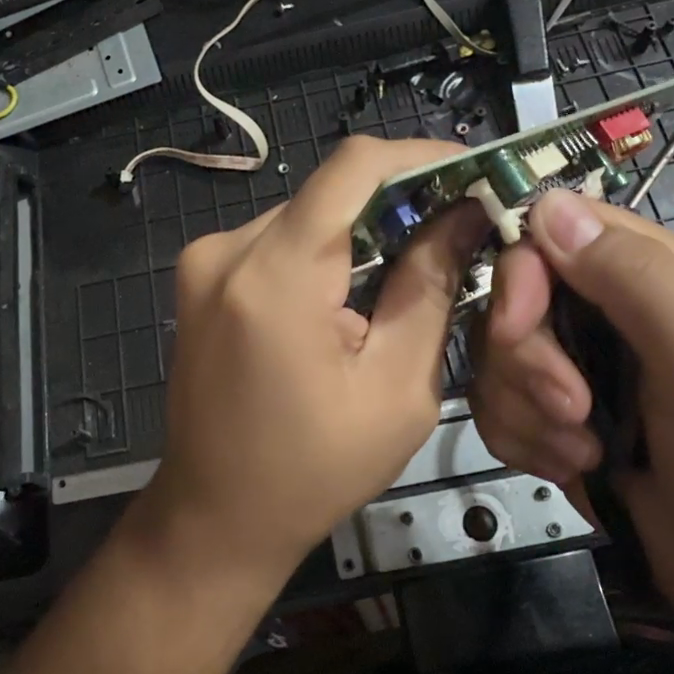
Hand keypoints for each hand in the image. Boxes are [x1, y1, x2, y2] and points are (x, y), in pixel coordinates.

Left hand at [137, 137, 484, 580]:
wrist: (216, 517)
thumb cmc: (314, 469)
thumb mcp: (396, 387)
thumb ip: (428, 287)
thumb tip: (464, 216)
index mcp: (274, 273)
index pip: (353, 167)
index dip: (419, 156)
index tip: (472, 174)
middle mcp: (227, 249)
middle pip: (329, 191)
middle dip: (401, 200)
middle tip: (461, 227)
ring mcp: (206, 262)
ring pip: (306, 214)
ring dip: (363, 228)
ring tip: (417, 261)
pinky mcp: (202, 279)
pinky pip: (278, 241)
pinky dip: (325, 251)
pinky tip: (359, 287)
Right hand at [470, 189, 673, 673]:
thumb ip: (638, 284)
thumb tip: (548, 205)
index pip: (565, 235)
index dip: (525, 269)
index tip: (517, 326)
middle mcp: (630, 327)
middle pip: (525, 303)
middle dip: (527, 358)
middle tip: (575, 412)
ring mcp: (604, 388)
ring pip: (508, 364)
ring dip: (524, 408)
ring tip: (584, 457)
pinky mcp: (584, 444)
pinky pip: (514, 418)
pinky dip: (525, 443)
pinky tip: (575, 475)